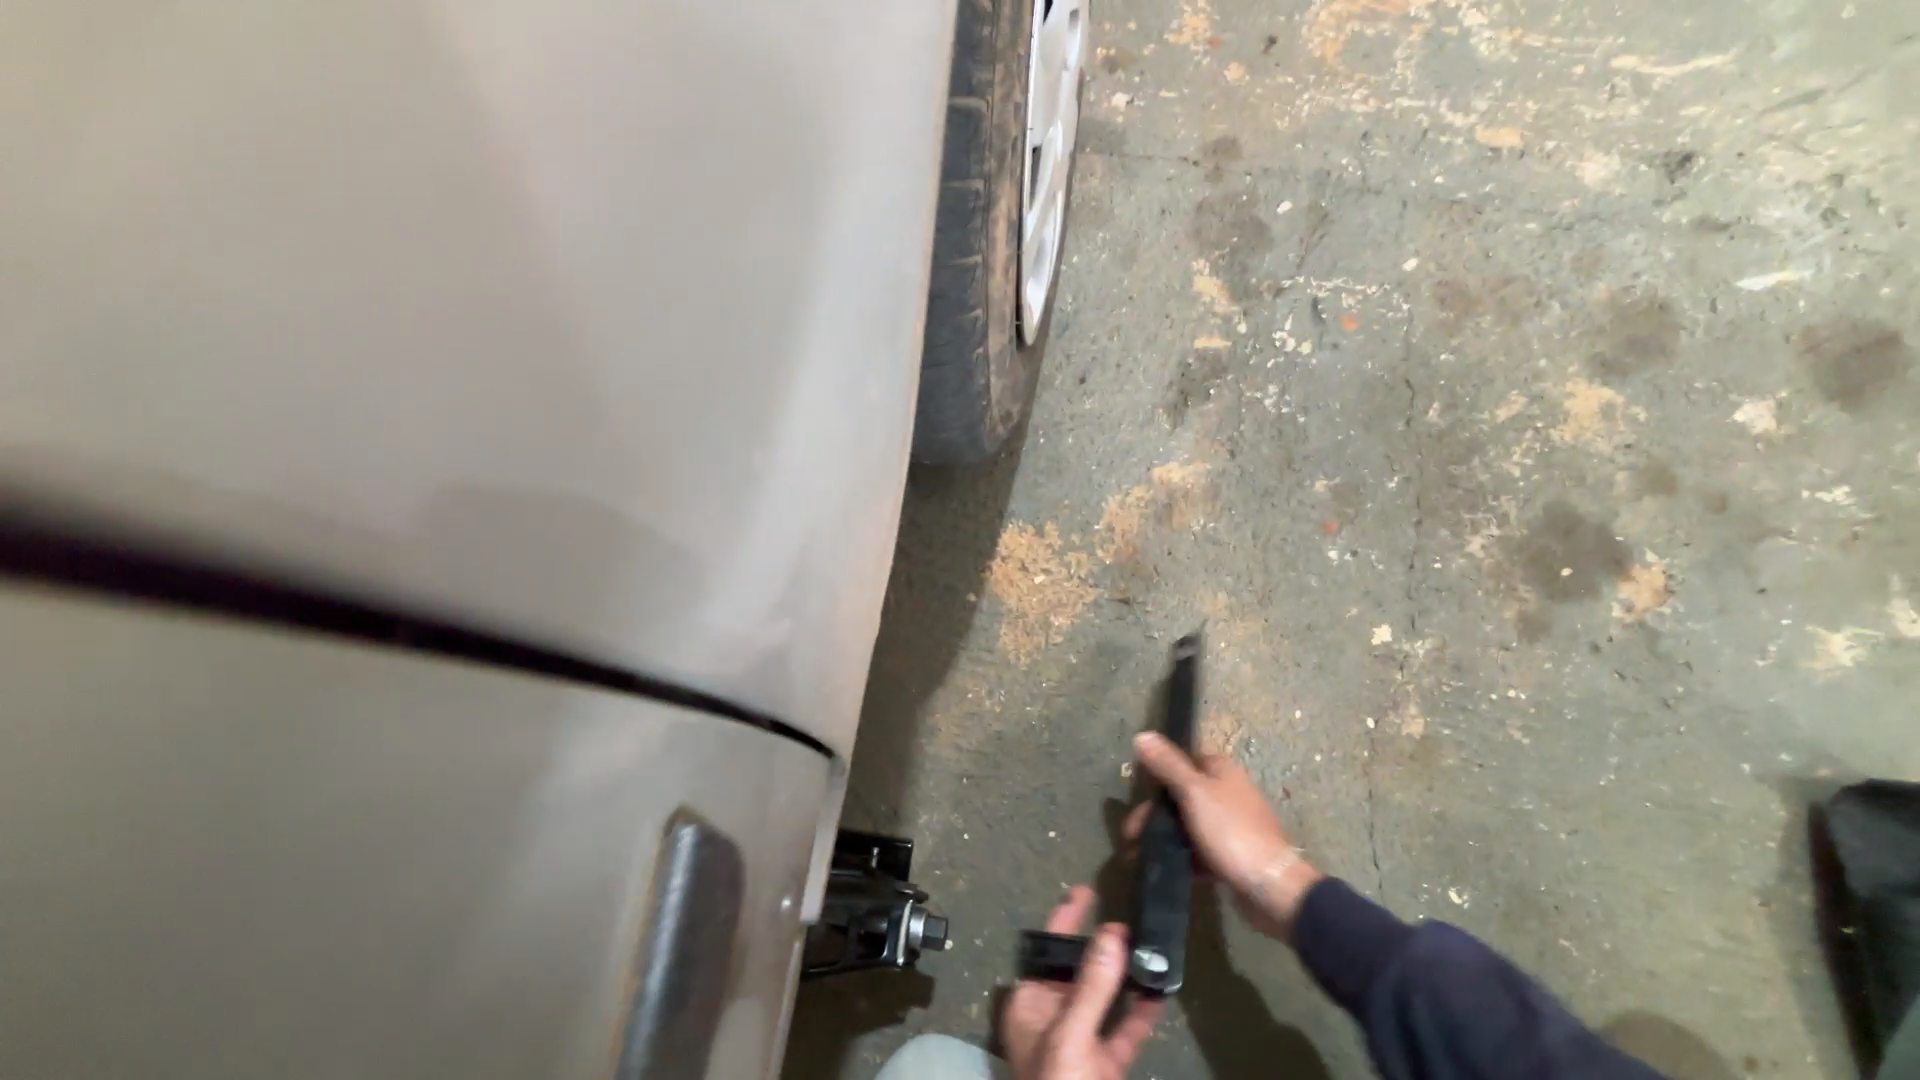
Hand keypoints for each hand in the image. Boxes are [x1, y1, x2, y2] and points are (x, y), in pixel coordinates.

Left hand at [1001, 886, 1162, 1079]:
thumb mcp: (1071, 1038)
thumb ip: (1092, 987)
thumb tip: (1111, 934)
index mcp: (1029, 1007)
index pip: (1045, 951)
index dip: (1063, 919)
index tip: (1085, 891)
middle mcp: (1052, 1019)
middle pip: (1077, 970)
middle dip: (1101, 946)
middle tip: (1129, 918)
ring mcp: (1079, 1043)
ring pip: (1104, 998)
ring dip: (1125, 975)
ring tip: (1148, 945)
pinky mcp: (1104, 1065)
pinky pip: (1125, 1029)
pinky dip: (1141, 1012)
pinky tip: (1161, 992)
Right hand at [1128, 732, 1323, 938]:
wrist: (1270, 884)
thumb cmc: (1230, 831)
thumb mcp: (1194, 792)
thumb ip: (1168, 765)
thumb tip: (1143, 734)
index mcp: (1221, 770)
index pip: (1182, 760)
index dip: (1158, 774)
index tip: (1138, 793)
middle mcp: (1226, 791)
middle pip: (1180, 794)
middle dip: (1154, 813)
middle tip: (1131, 834)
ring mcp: (1230, 823)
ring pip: (1186, 823)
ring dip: (1162, 836)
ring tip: (1139, 855)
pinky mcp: (1230, 852)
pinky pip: (1198, 848)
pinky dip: (1181, 854)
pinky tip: (1165, 866)